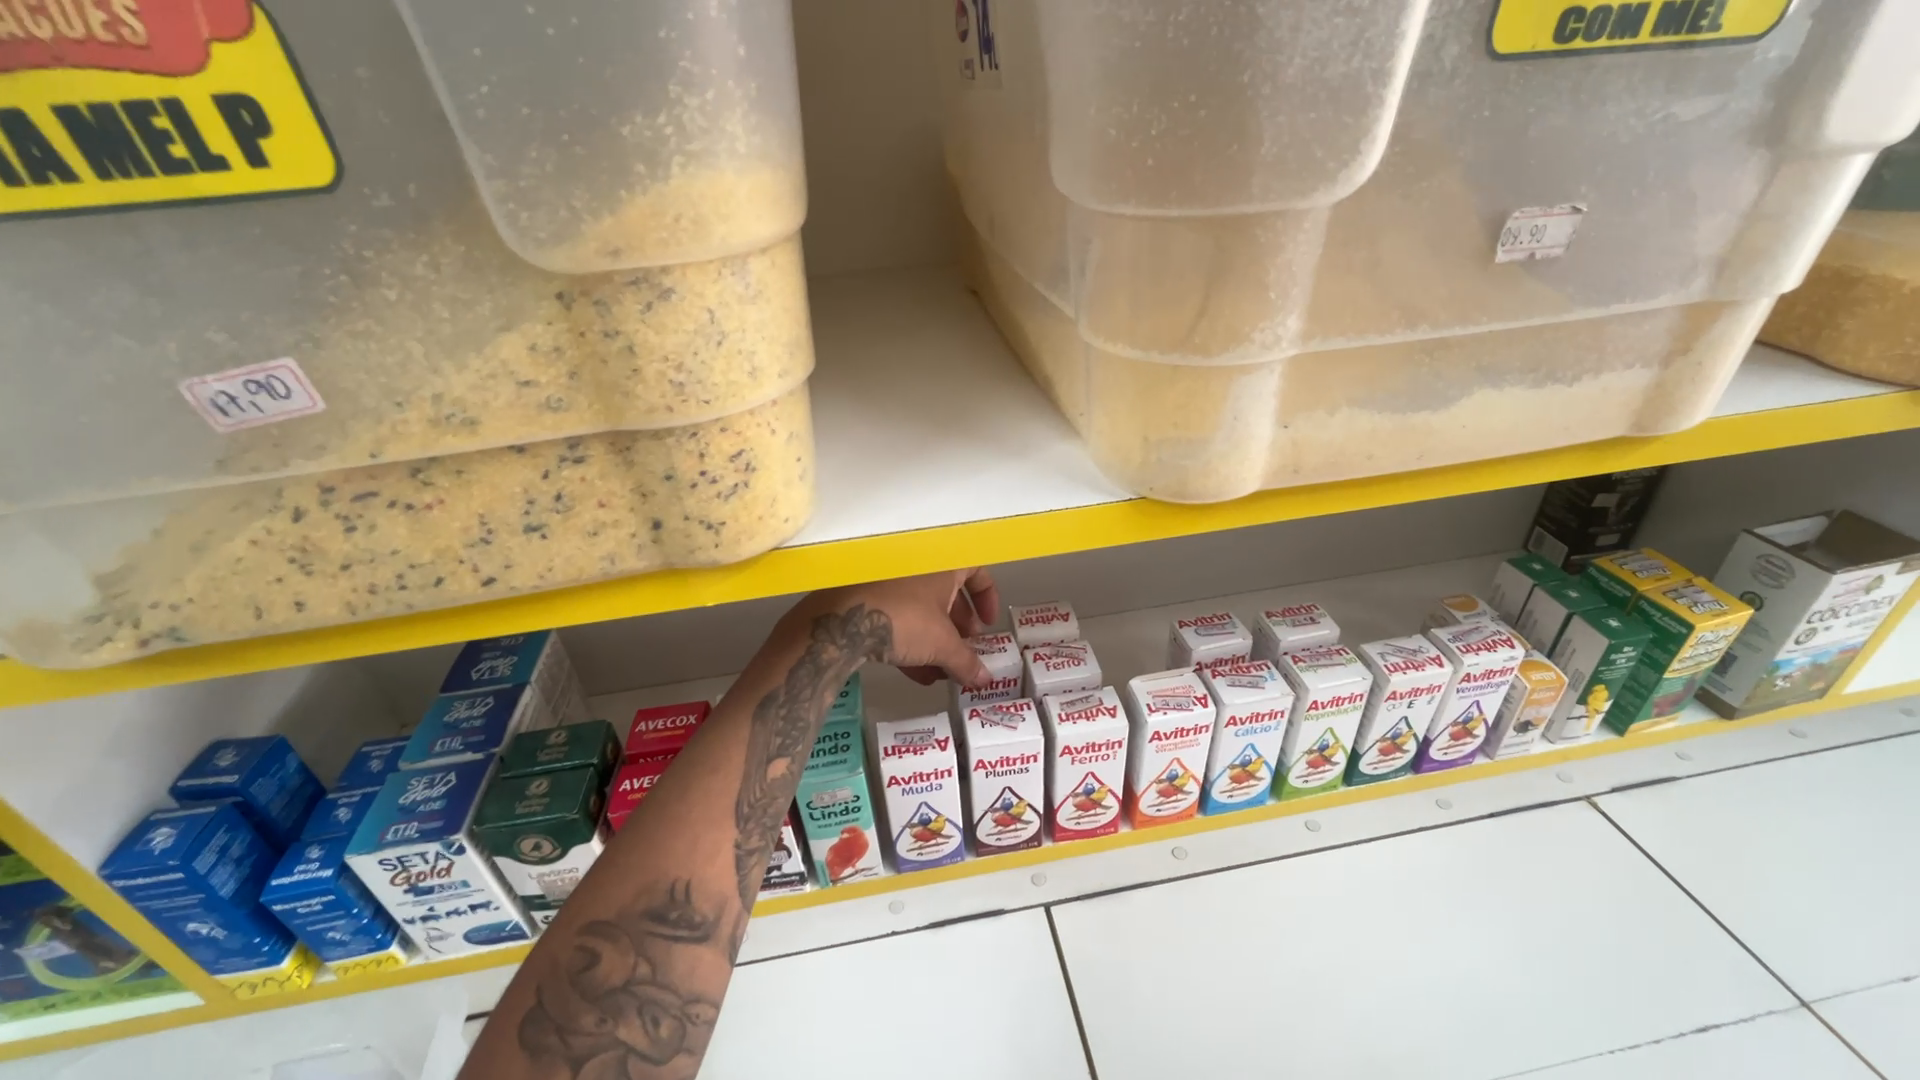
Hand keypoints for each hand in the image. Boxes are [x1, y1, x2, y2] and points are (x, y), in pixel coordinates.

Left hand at [797, 568, 999, 686]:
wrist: (841, 620)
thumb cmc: (903, 619)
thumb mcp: (942, 645)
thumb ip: (966, 662)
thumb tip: (985, 680)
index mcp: (943, 564)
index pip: (975, 570)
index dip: (986, 597)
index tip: (987, 625)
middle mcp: (918, 566)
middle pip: (948, 594)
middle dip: (959, 628)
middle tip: (965, 652)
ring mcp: (890, 580)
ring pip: (922, 609)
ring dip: (936, 641)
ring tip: (942, 672)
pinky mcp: (867, 598)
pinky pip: (898, 617)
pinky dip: (911, 641)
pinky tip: (916, 673)